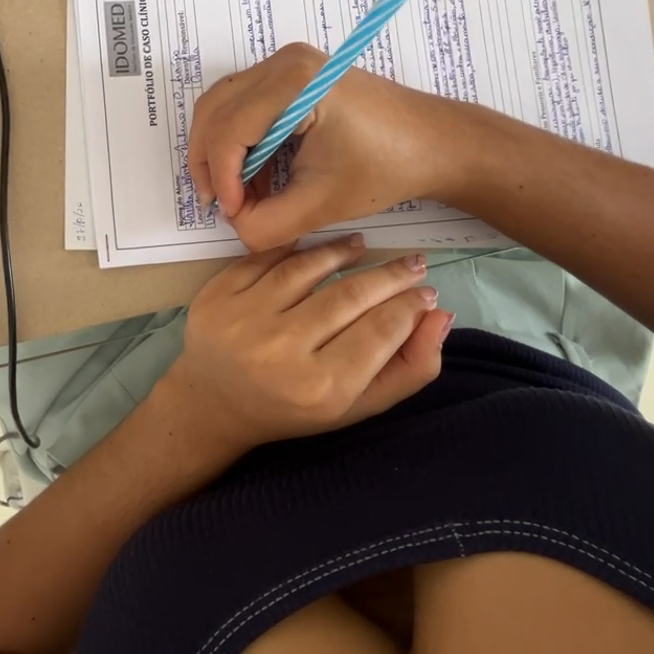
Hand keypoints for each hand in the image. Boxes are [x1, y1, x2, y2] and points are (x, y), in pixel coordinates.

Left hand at [157, 234, 453, 455]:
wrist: (212, 403)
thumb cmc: (293, 409)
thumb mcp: (355, 405)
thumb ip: (407, 369)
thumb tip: (441, 316)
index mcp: (321, 387)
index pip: (381, 331)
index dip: (411, 306)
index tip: (428, 291)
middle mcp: (282, 350)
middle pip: (350, 296)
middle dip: (390, 275)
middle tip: (413, 262)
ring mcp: (244, 319)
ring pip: (307, 268)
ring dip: (342, 251)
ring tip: (363, 245)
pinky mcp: (217, 296)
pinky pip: (267, 259)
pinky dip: (295, 248)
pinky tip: (316, 244)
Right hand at [189, 43, 484, 250]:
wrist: (433, 143)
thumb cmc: (386, 169)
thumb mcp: (322, 206)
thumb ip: (266, 224)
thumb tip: (233, 225)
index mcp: (293, 83)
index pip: (229, 130)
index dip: (221, 177)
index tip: (233, 215)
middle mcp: (283, 61)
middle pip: (214, 110)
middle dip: (208, 162)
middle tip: (219, 205)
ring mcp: (286, 63)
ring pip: (222, 107)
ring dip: (221, 153)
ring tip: (237, 195)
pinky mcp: (290, 75)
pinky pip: (242, 106)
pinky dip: (239, 143)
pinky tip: (255, 178)